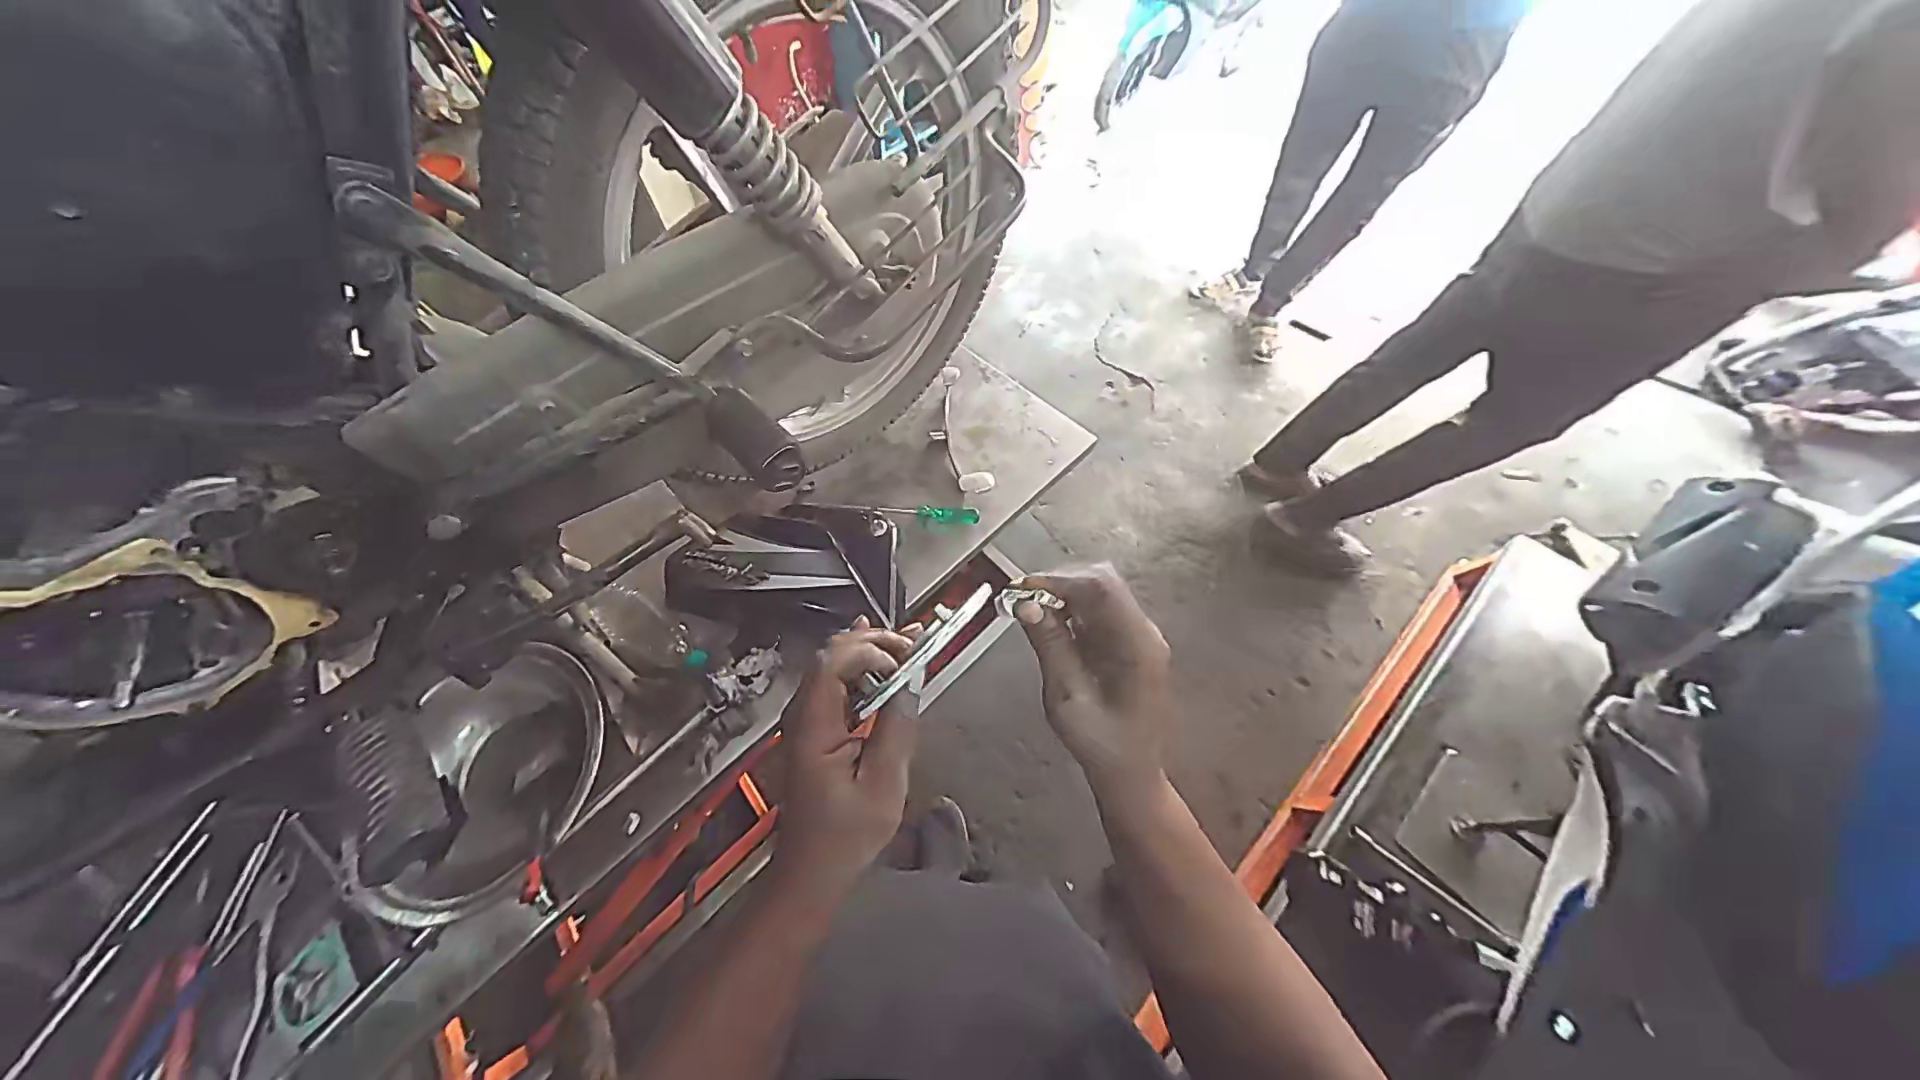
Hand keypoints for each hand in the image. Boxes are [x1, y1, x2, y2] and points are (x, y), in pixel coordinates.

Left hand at [771, 618, 919, 905]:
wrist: (811, 869)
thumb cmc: (846, 836)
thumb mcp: (883, 785)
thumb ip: (896, 728)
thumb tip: (911, 682)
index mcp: (813, 727)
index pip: (832, 663)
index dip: (869, 650)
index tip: (904, 663)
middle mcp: (802, 715)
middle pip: (831, 655)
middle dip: (873, 642)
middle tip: (913, 645)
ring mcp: (805, 719)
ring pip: (833, 664)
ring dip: (870, 649)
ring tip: (907, 645)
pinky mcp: (815, 728)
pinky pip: (836, 683)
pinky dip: (862, 666)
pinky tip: (882, 655)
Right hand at [1014, 565, 1173, 798]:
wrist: (1131, 772)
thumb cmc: (1102, 744)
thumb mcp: (1068, 698)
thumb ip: (1050, 647)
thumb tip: (1027, 606)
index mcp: (1138, 645)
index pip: (1101, 588)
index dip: (1059, 580)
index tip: (1023, 587)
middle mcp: (1143, 632)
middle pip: (1103, 582)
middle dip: (1059, 582)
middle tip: (1022, 597)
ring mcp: (1137, 636)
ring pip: (1100, 592)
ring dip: (1063, 594)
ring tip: (1031, 609)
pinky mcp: (1126, 642)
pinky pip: (1098, 611)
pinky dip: (1071, 609)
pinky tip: (1050, 623)